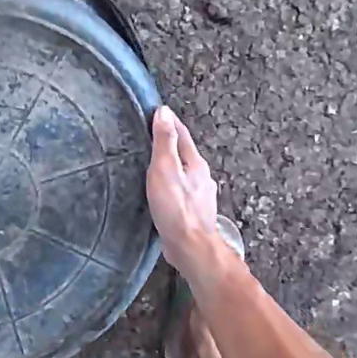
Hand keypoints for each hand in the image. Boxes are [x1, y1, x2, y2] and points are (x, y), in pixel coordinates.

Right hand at [146, 106, 226, 279]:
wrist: (190, 246)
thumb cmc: (176, 208)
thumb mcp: (165, 168)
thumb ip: (164, 141)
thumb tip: (164, 113)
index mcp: (195, 163)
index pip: (182, 134)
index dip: (169, 121)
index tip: (157, 111)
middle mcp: (201, 177)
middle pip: (185, 153)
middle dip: (171, 142)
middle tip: (154, 133)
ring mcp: (199, 195)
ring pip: (185, 172)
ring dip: (172, 164)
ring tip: (157, 161)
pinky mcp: (192, 211)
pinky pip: (181, 189)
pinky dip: (172, 183)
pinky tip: (164, 190)